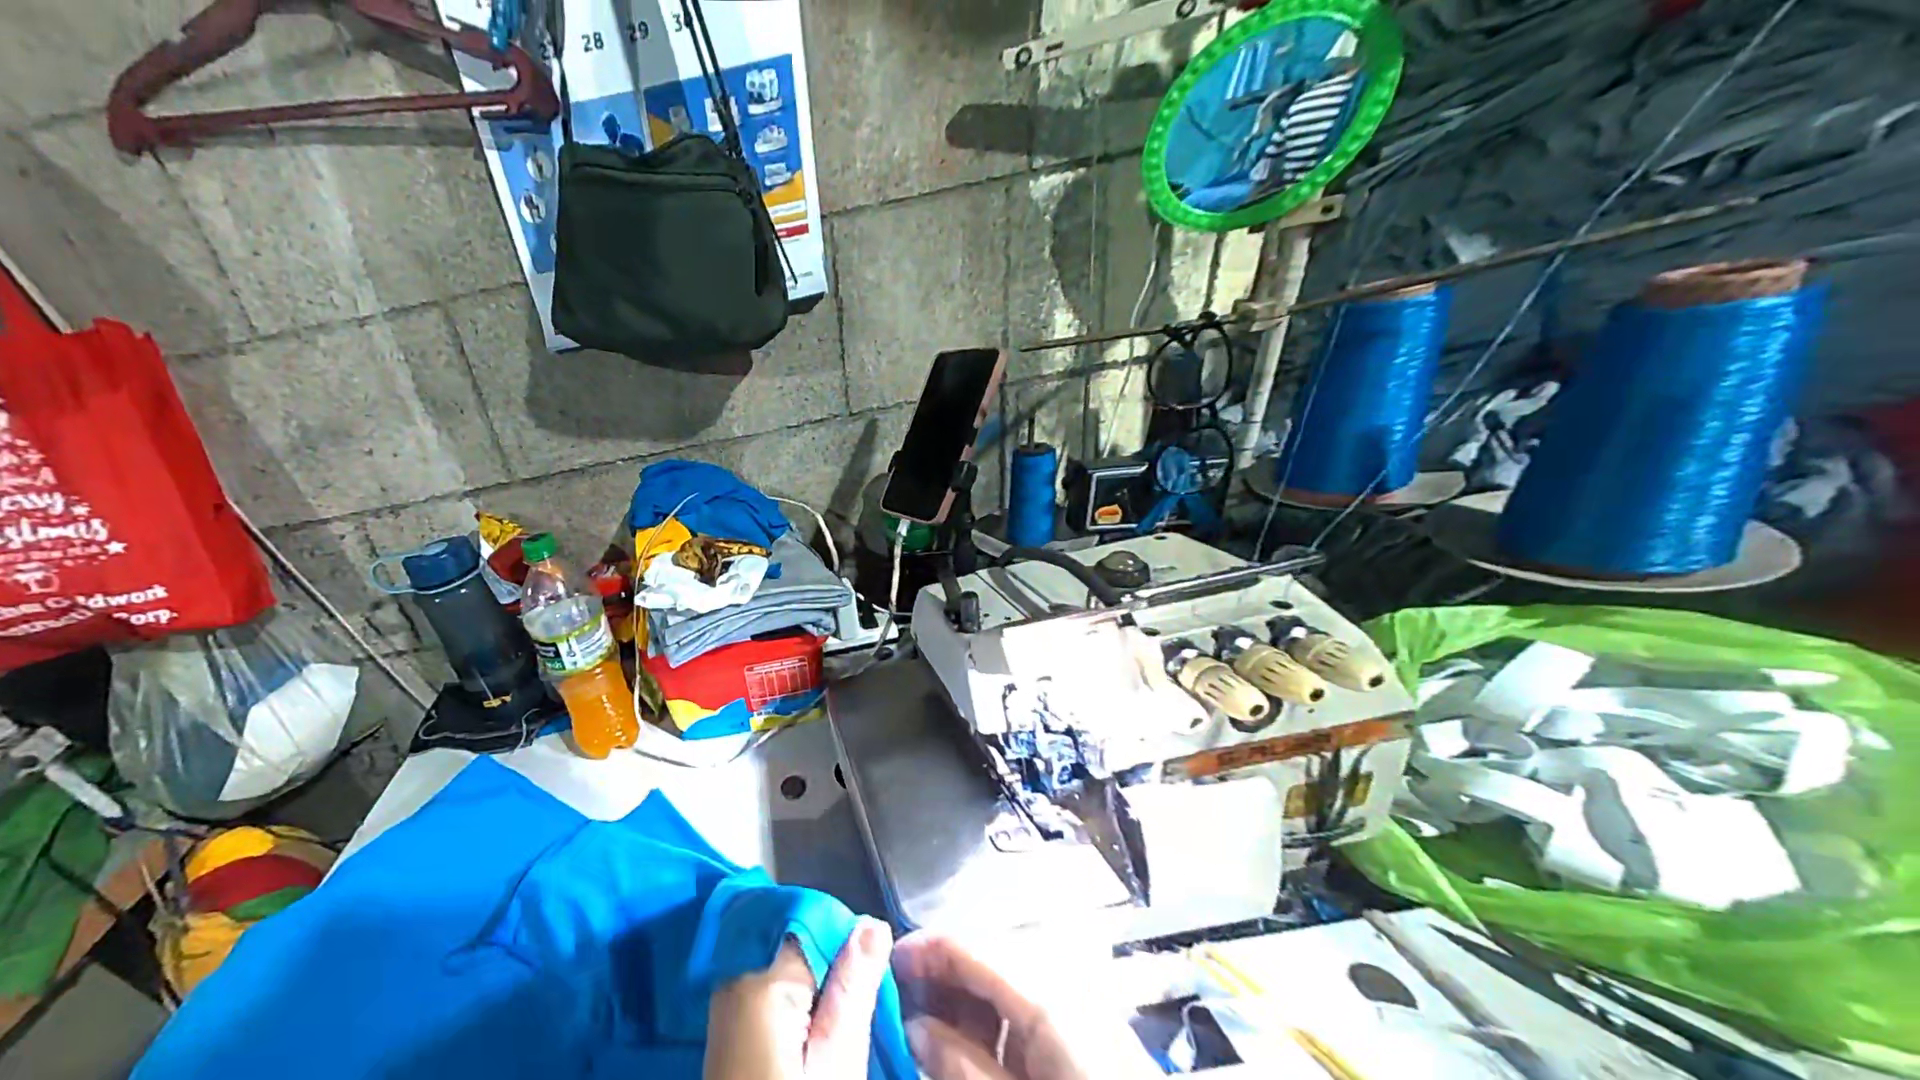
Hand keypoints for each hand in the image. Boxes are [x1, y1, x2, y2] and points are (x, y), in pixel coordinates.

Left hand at [705, 917, 893, 1079]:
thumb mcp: (837, 1066)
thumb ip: (853, 989)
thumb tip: (872, 924)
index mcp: (760, 979)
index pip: (812, 920)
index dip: (847, 935)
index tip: (871, 969)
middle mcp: (735, 979)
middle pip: (796, 937)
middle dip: (834, 956)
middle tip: (859, 1001)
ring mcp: (728, 1005)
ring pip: (786, 960)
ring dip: (819, 978)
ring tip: (841, 1019)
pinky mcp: (731, 1028)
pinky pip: (771, 985)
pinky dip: (800, 997)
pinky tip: (817, 1028)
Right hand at [893, 932, 1089, 1079]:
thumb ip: (960, 1067)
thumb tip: (916, 1027)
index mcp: (1046, 999)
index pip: (974, 948)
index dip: (927, 948)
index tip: (888, 961)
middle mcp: (1063, 984)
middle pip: (990, 957)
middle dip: (943, 973)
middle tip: (903, 1000)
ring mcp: (1079, 1003)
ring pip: (1007, 980)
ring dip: (967, 996)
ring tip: (929, 1025)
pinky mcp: (1086, 1027)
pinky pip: (1028, 1007)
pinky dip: (995, 1019)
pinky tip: (972, 1047)